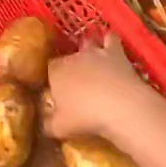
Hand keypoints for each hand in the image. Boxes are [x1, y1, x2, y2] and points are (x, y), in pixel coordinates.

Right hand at [44, 36, 165, 142]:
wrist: (121, 106)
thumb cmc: (85, 117)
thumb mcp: (59, 128)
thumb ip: (47, 124)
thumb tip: (44, 123)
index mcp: (56, 71)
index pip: (49, 68)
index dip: (53, 77)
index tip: (57, 89)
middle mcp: (74, 57)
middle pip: (68, 57)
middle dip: (70, 66)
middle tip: (76, 83)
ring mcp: (96, 52)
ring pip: (87, 43)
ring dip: (88, 50)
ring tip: (92, 62)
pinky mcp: (116, 52)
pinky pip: (111, 38)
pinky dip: (109, 41)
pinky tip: (110, 46)